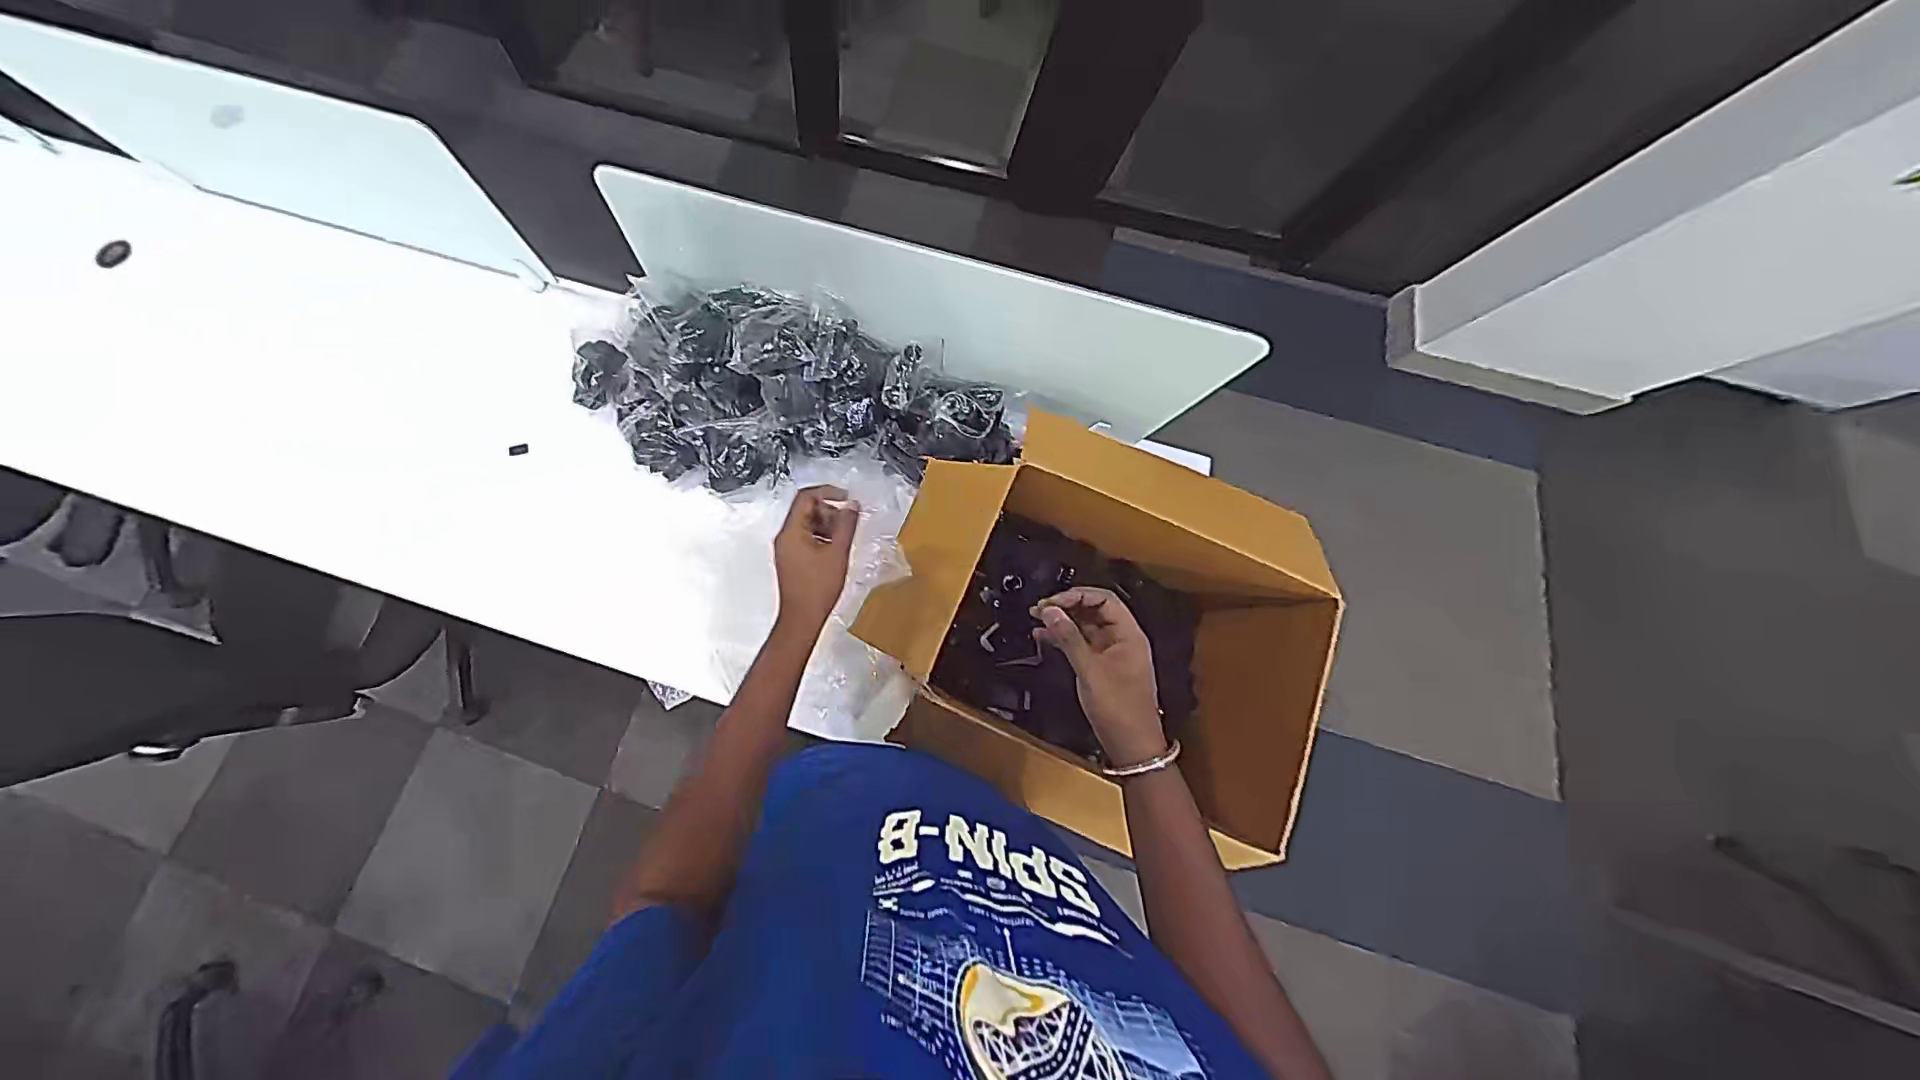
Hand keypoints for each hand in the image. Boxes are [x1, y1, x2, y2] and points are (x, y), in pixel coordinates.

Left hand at [774, 485, 858, 630]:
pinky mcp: (791, 559)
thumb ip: (846, 525)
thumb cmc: (818, 588)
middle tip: (849, 521)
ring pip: (807, 524)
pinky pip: (805, 538)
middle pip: (806, 510)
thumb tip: (852, 506)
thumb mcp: (838, 552)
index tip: (847, 498)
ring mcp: (786, 549)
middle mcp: (784, 537)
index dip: (828, 492)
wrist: (802, 618)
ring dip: (827, 525)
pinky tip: (836, 549)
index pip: (806, 497)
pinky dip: (822, 537)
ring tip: (844, 537)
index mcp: (791, 531)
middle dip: (829, 511)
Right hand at [1033, 587, 1168, 765]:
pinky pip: (1082, 643)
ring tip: (1039, 618)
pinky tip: (1045, 636)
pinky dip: (1064, 638)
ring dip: (1063, 621)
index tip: (1053, 601)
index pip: (1104, 599)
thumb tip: (1051, 611)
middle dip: (1067, 606)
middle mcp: (1122, 639)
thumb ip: (1069, 638)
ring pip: (1086, 626)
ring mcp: (1112, 653)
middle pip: (1094, 610)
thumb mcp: (1090, 671)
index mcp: (1129, 635)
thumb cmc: (1120, 711)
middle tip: (1041, 608)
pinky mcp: (1102, 666)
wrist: (1132, 747)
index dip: (1077, 595)